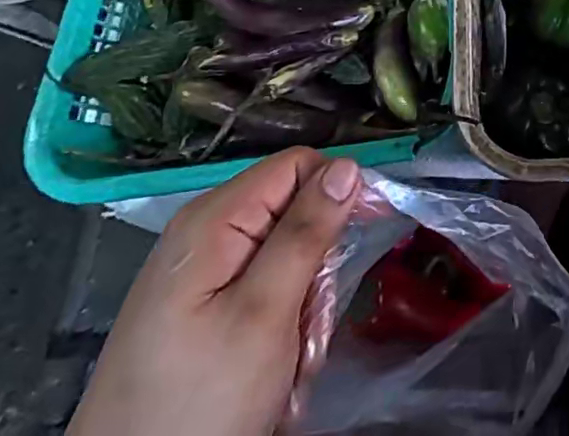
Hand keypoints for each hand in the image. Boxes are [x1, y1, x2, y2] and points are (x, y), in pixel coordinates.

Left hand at [68, 149, 361, 435]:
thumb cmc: (198, 401)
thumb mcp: (264, 314)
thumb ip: (305, 233)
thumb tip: (347, 165)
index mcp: (214, 218)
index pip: (295, 165)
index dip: (337, 188)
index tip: (370, 227)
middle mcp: (205, 232)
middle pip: (291, 212)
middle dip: (317, 262)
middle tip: (314, 320)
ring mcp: (201, 272)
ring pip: (284, 257)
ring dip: (303, 303)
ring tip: (292, 356)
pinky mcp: (201, 307)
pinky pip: (263, 291)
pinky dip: (282, 323)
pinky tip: (275, 366)